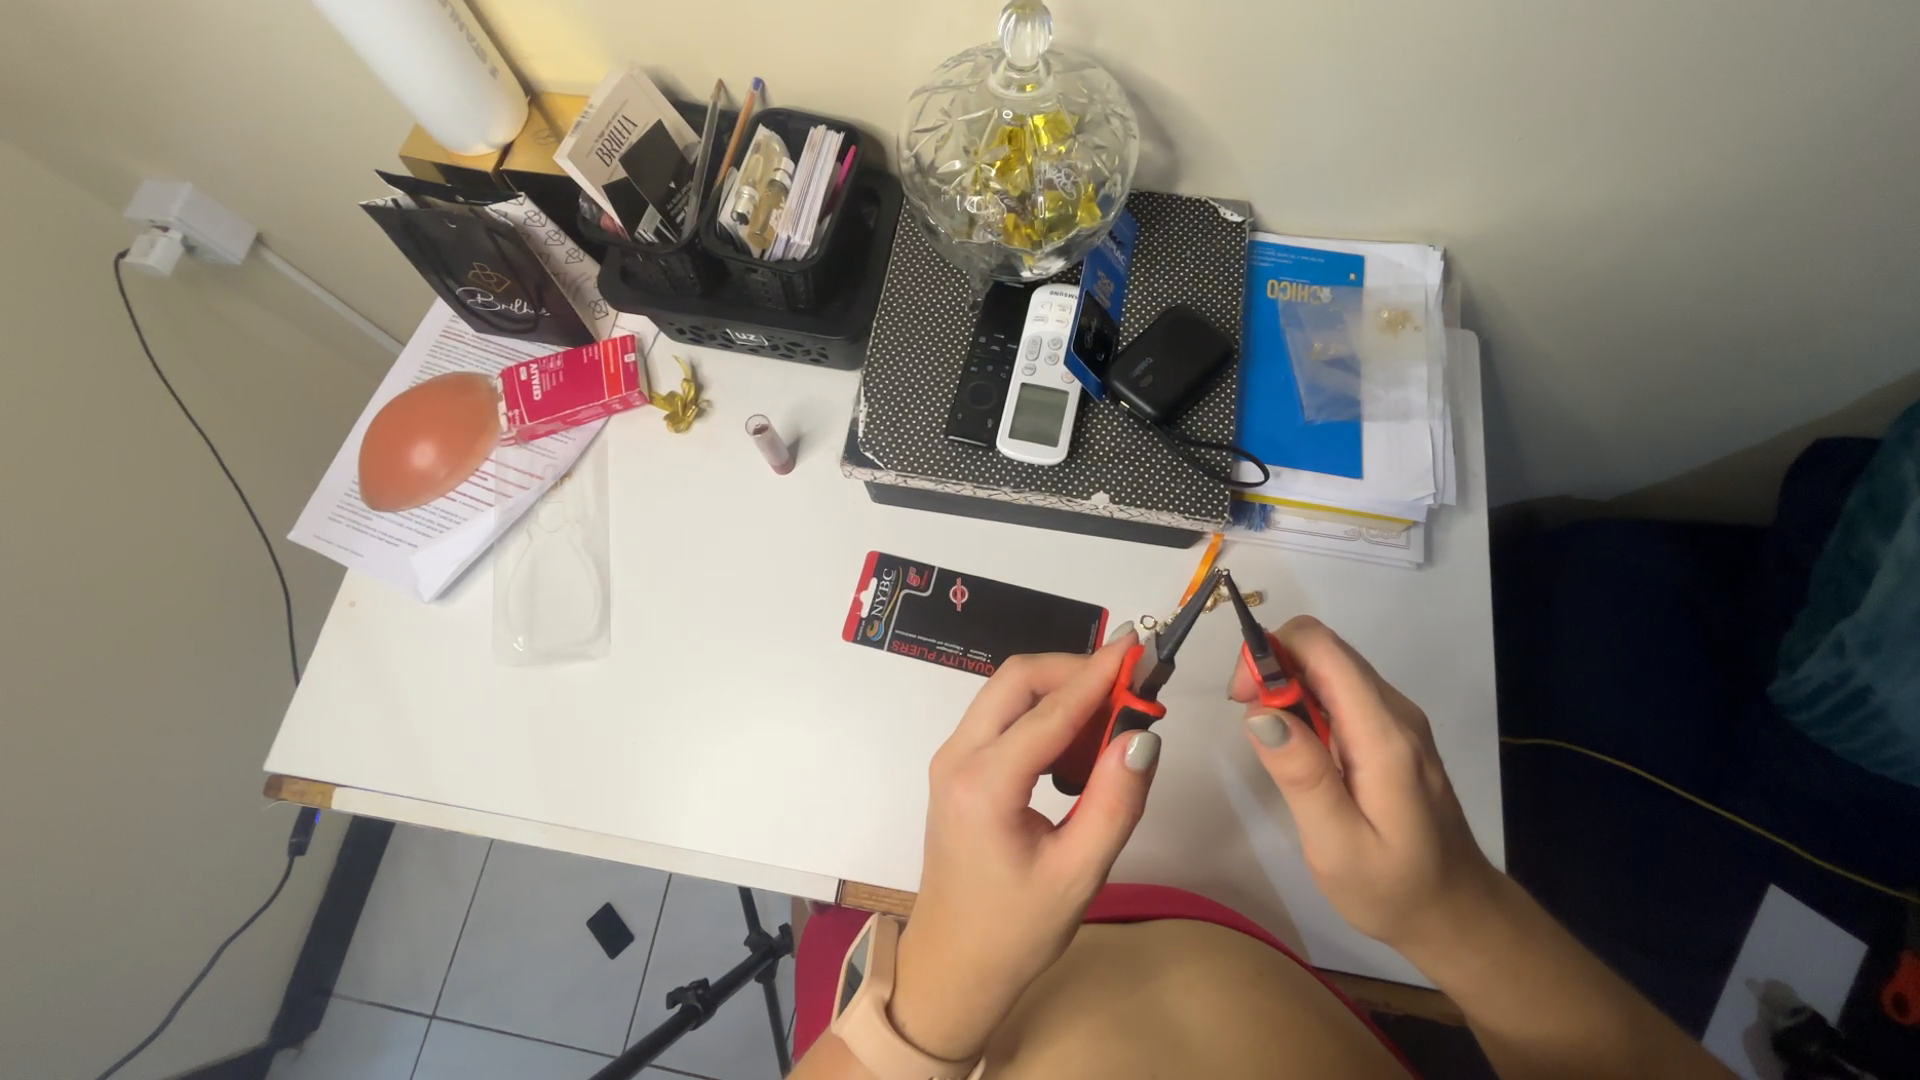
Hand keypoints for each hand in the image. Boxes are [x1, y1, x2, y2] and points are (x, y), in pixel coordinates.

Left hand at [890, 629, 1160, 1060]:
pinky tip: (1076, 745)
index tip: (1137, 649)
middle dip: (1073, 669)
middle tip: (1126, 685)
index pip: (1049, 711)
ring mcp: (950, 758)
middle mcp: (957, 757)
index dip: (1098, 675)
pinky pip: (1000, 716)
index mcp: (983, 785)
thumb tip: (1143, 736)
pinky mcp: (956, 766)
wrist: (952, 965)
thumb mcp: (1078, 874)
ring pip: (1006, 692)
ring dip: (1058, 689)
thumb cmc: (1015, 931)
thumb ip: (1115, 802)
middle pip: (1016, 679)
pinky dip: (1041, 712)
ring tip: (1110, 718)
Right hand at [1232, 616, 1498, 953]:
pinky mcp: (1390, 731)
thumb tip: (1260, 713)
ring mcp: (1396, 719)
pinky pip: (1339, 691)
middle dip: (1271, 668)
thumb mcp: (1338, 846)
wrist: (1457, 915)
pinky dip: (1304, 702)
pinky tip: (1300, 750)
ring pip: (1329, 666)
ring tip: (1273, 745)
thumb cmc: (1394, 889)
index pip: (1321, 647)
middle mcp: (1394, 712)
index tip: (1243, 701)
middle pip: (1322, 649)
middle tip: (1251, 723)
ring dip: (1285, 686)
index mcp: (1383, 735)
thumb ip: (1303, 776)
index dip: (1270, 654)